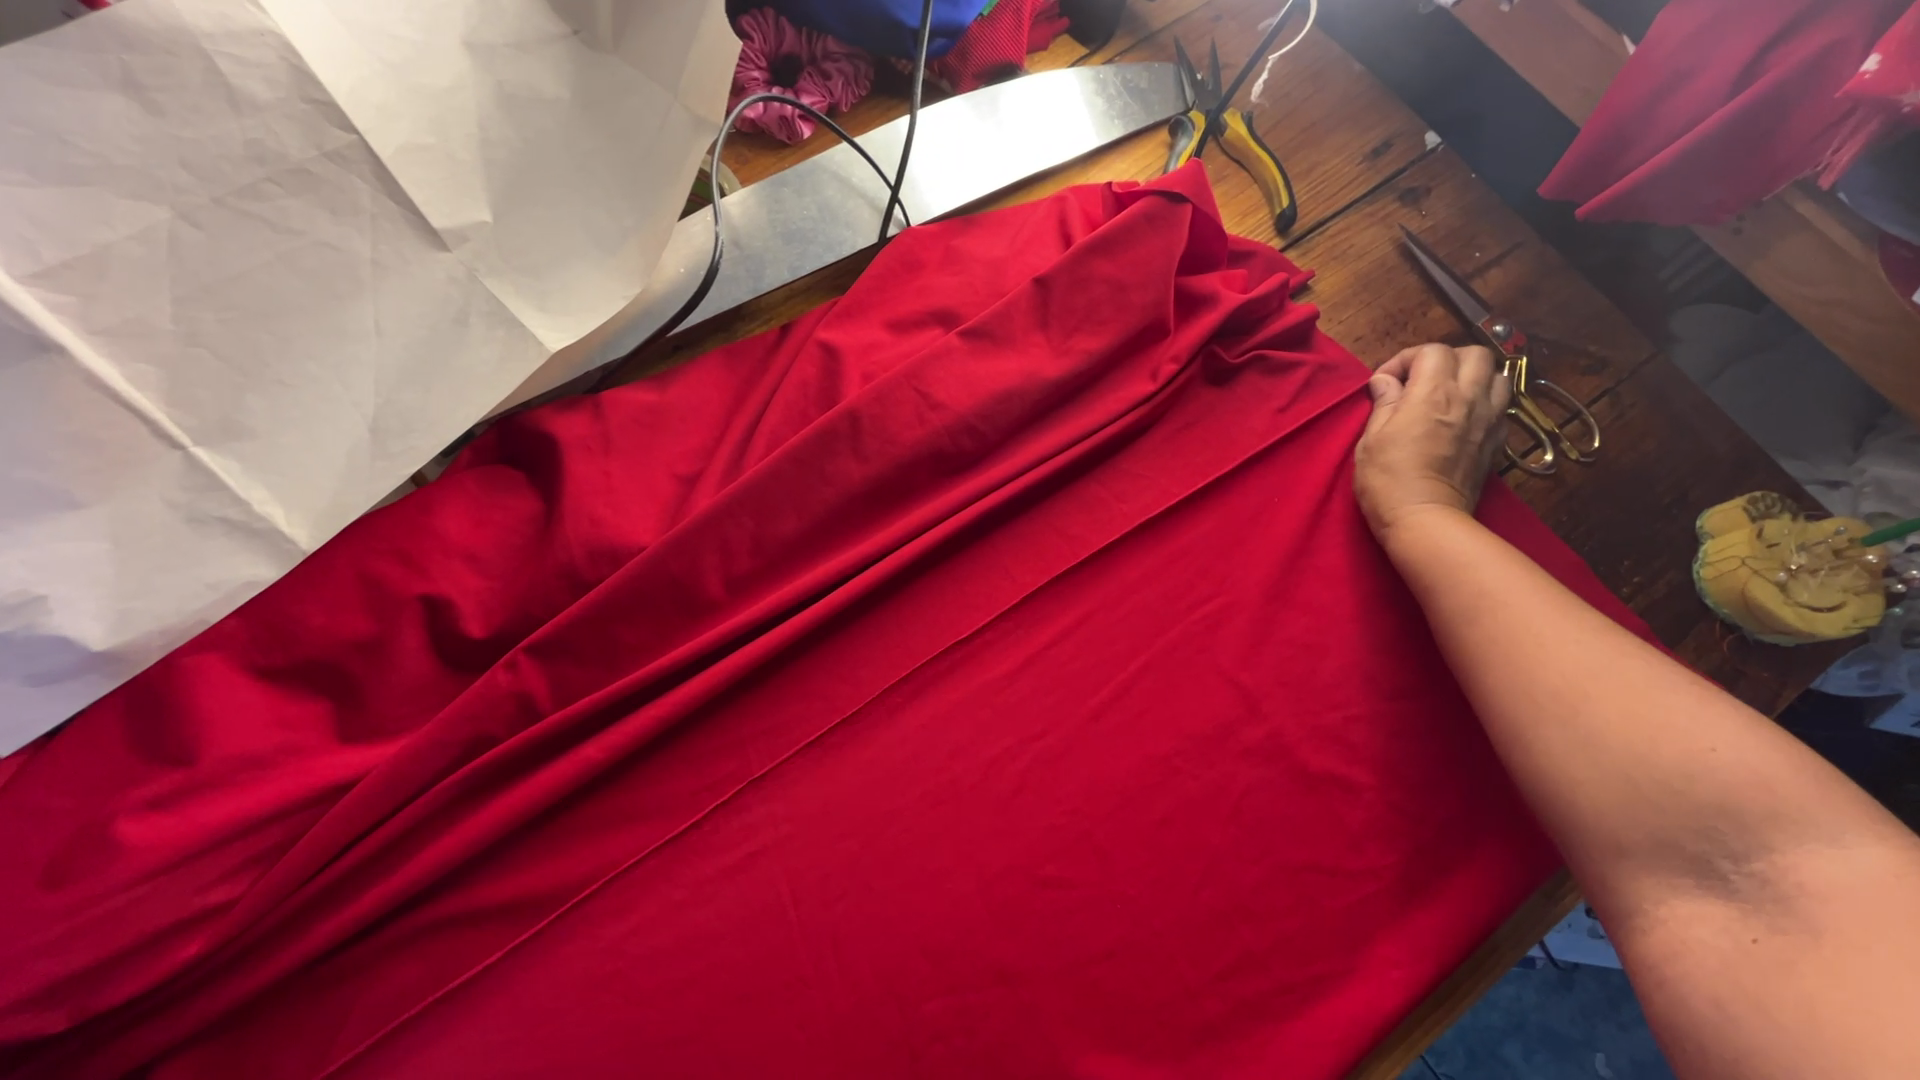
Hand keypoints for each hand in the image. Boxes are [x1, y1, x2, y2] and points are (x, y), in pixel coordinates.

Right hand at [1353, 343, 1511, 539]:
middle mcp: (1467, 398)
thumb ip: (1384, 404)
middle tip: (1423, 380)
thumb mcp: (1371, 439)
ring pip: (1498, 375)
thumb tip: (1385, 382)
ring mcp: (1488, 419)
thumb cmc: (1387, 480)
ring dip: (1474, 377)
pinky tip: (1465, 418)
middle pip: (1474, 354)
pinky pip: (1502, 405)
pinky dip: (1485, 402)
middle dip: (1447, 359)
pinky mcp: (1497, 441)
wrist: (1426, 519)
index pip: (1432, 351)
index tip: (1386, 383)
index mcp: (1432, 394)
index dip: (1406, 359)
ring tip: (1450, 394)